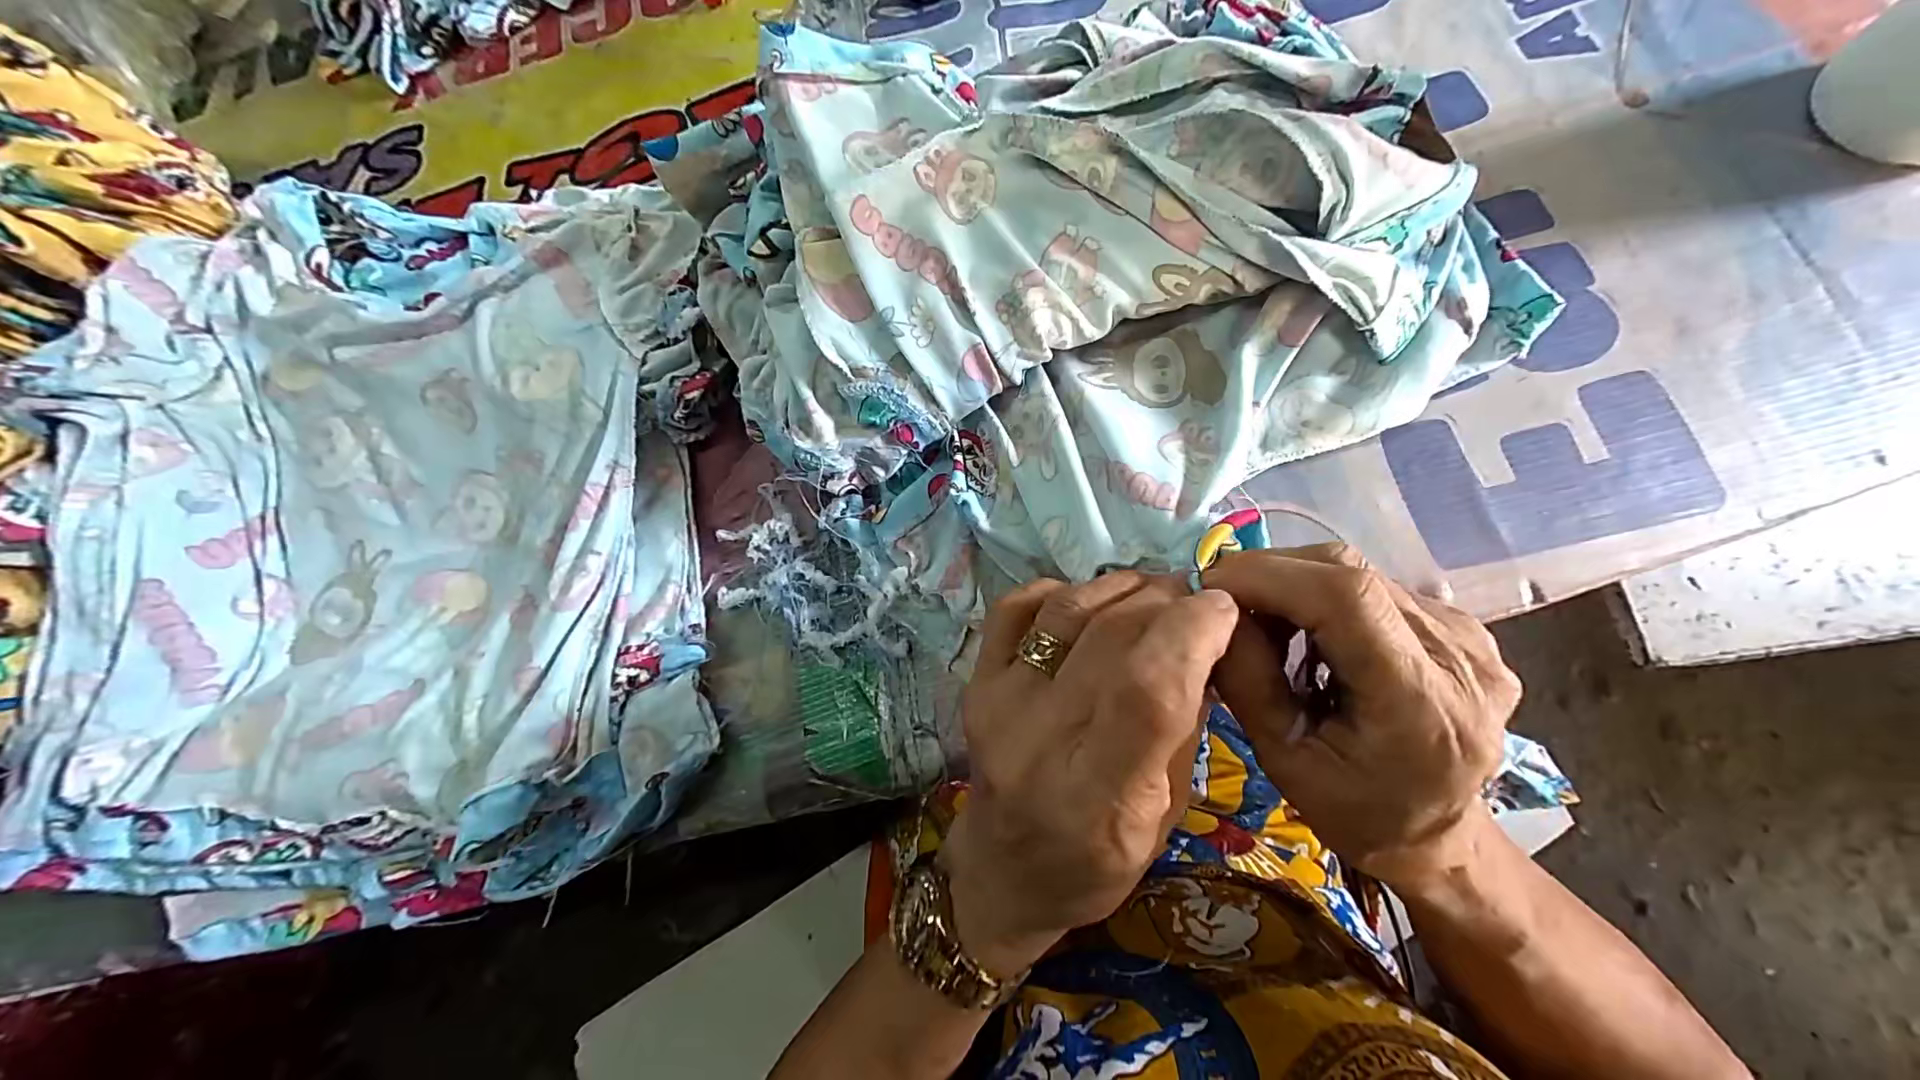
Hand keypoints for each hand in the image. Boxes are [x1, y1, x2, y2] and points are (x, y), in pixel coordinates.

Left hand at [940, 573, 1239, 976]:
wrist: (1002, 868)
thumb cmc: (1093, 861)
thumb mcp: (1164, 820)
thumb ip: (1182, 731)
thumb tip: (1205, 646)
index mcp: (1097, 795)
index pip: (1147, 691)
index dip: (1192, 634)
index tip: (1224, 610)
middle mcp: (1038, 739)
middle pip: (1110, 637)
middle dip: (1167, 601)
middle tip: (1195, 598)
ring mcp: (997, 702)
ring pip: (1066, 610)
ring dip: (1122, 588)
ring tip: (1155, 592)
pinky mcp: (975, 681)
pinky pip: (1016, 607)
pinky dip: (1063, 590)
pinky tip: (1093, 601)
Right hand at [1203, 544, 1520, 892]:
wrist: (1436, 837)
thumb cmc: (1353, 812)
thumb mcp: (1281, 758)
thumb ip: (1248, 679)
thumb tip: (1215, 608)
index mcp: (1420, 704)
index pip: (1344, 596)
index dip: (1269, 575)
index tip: (1210, 584)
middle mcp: (1460, 657)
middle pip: (1349, 572)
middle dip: (1271, 573)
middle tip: (1223, 600)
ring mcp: (1469, 637)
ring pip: (1358, 571)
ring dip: (1294, 582)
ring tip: (1262, 620)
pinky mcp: (1462, 628)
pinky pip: (1376, 587)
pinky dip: (1323, 595)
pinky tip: (1307, 630)